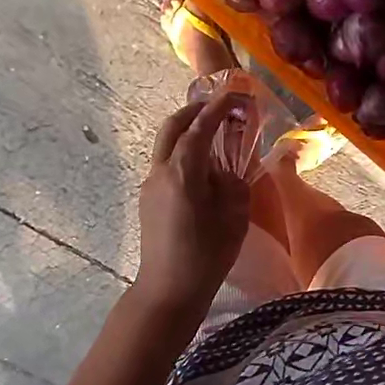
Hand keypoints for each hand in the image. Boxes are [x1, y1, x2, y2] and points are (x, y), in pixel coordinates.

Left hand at [134, 92, 251, 311]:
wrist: (169, 289)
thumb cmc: (208, 254)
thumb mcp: (234, 215)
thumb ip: (233, 183)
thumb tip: (225, 170)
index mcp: (184, 171)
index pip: (201, 126)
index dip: (219, 107)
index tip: (236, 94)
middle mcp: (161, 171)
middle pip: (173, 126)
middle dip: (196, 111)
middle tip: (220, 108)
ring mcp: (150, 185)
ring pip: (167, 144)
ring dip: (188, 132)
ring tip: (215, 136)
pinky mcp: (149, 199)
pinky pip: (167, 164)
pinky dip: (184, 153)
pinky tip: (203, 170)